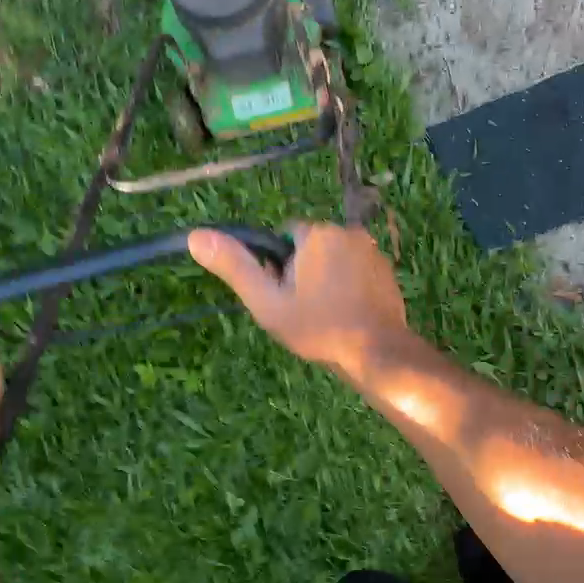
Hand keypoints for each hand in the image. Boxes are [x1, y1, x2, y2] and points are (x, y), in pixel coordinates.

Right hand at [189, 223, 412, 372]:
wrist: (377, 350)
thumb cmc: (318, 327)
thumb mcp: (268, 301)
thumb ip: (235, 267)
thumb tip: (195, 236)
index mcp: (318, 233)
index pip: (286, 237)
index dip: (280, 267)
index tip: (285, 294)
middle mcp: (349, 232)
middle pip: (313, 247)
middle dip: (305, 272)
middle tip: (306, 308)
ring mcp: (373, 251)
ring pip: (335, 260)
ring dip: (328, 279)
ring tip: (328, 314)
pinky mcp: (388, 270)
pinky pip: (358, 271)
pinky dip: (350, 287)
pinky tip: (348, 314)